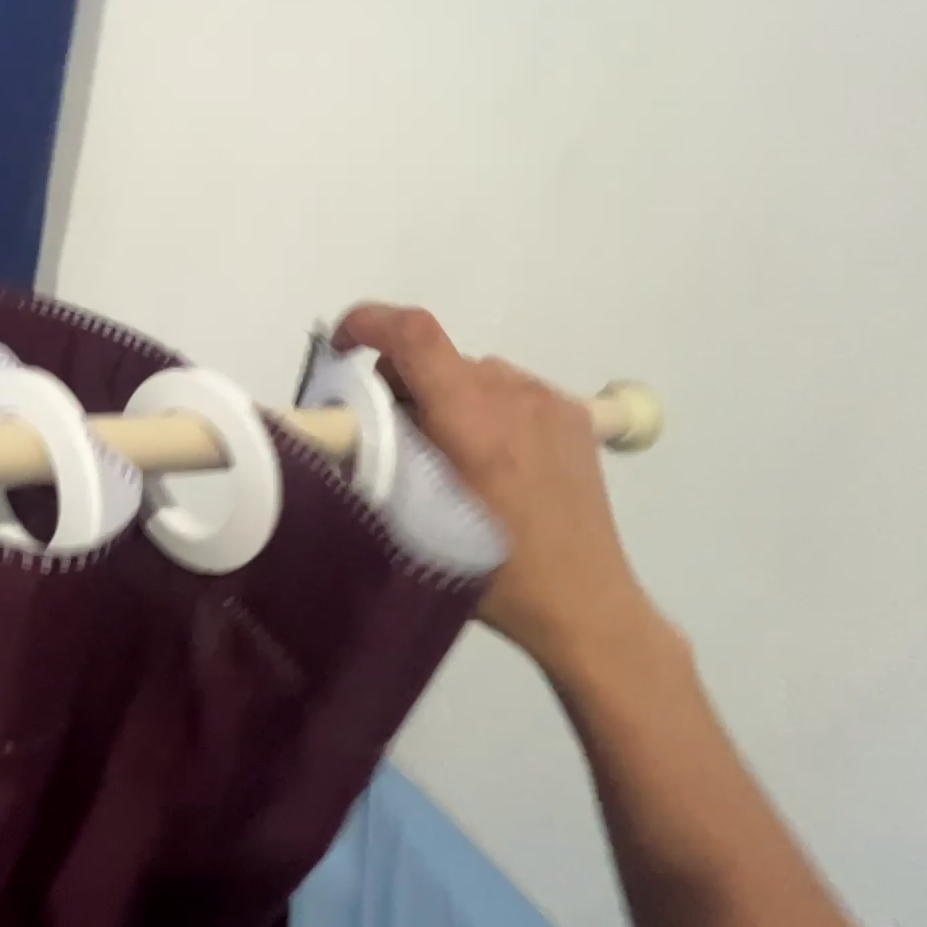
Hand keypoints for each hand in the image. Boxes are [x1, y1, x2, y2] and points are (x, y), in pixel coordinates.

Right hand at [333, 304, 657, 668]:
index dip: (368, 323)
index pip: (416, 337)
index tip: (341, 345)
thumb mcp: (416, 520)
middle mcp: (515, 397)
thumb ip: (381, 461)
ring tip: (446, 455)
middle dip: (401, 383)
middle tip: (393, 436)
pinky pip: (506, 388)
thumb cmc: (492, 575)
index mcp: (474, 423)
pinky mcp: (573, 415)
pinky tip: (489, 459)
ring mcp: (550, 402)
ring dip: (442, 397)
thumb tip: (350, 423)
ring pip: (471, 372)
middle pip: (438, 357)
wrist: (585, 604)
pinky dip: (480, 407)